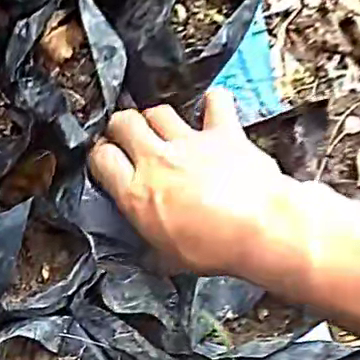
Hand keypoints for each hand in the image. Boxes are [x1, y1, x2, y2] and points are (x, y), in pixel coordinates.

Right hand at [88, 89, 302, 273]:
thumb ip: (148, 247)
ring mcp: (190, 142)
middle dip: (119, 127)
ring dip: (154, 118)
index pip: (101, 158)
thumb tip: (144, 254)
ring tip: (158, 129)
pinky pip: (214, 102)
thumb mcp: (166, 258)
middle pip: (124, 122)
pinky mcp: (224, 132)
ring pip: (159, 111)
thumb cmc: (213, 248)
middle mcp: (157, 161)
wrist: (261, 229)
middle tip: (124, 137)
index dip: (98, 155)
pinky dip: (211, 102)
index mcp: (136, 193)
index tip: (103, 161)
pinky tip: (209, 107)